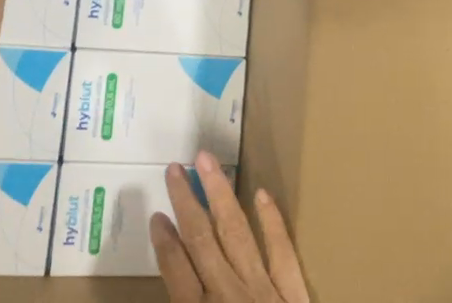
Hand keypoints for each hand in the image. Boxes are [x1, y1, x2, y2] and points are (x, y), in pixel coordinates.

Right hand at [151, 152, 309, 302]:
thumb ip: (184, 299)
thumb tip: (176, 270)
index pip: (176, 266)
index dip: (164, 239)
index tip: (158, 214)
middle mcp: (228, 294)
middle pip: (201, 239)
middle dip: (186, 200)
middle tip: (176, 167)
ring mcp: (263, 290)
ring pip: (237, 232)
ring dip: (219, 194)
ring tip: (207, 162)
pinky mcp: (294, 296)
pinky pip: (282, 253)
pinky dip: (272, 222)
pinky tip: (262, 193)